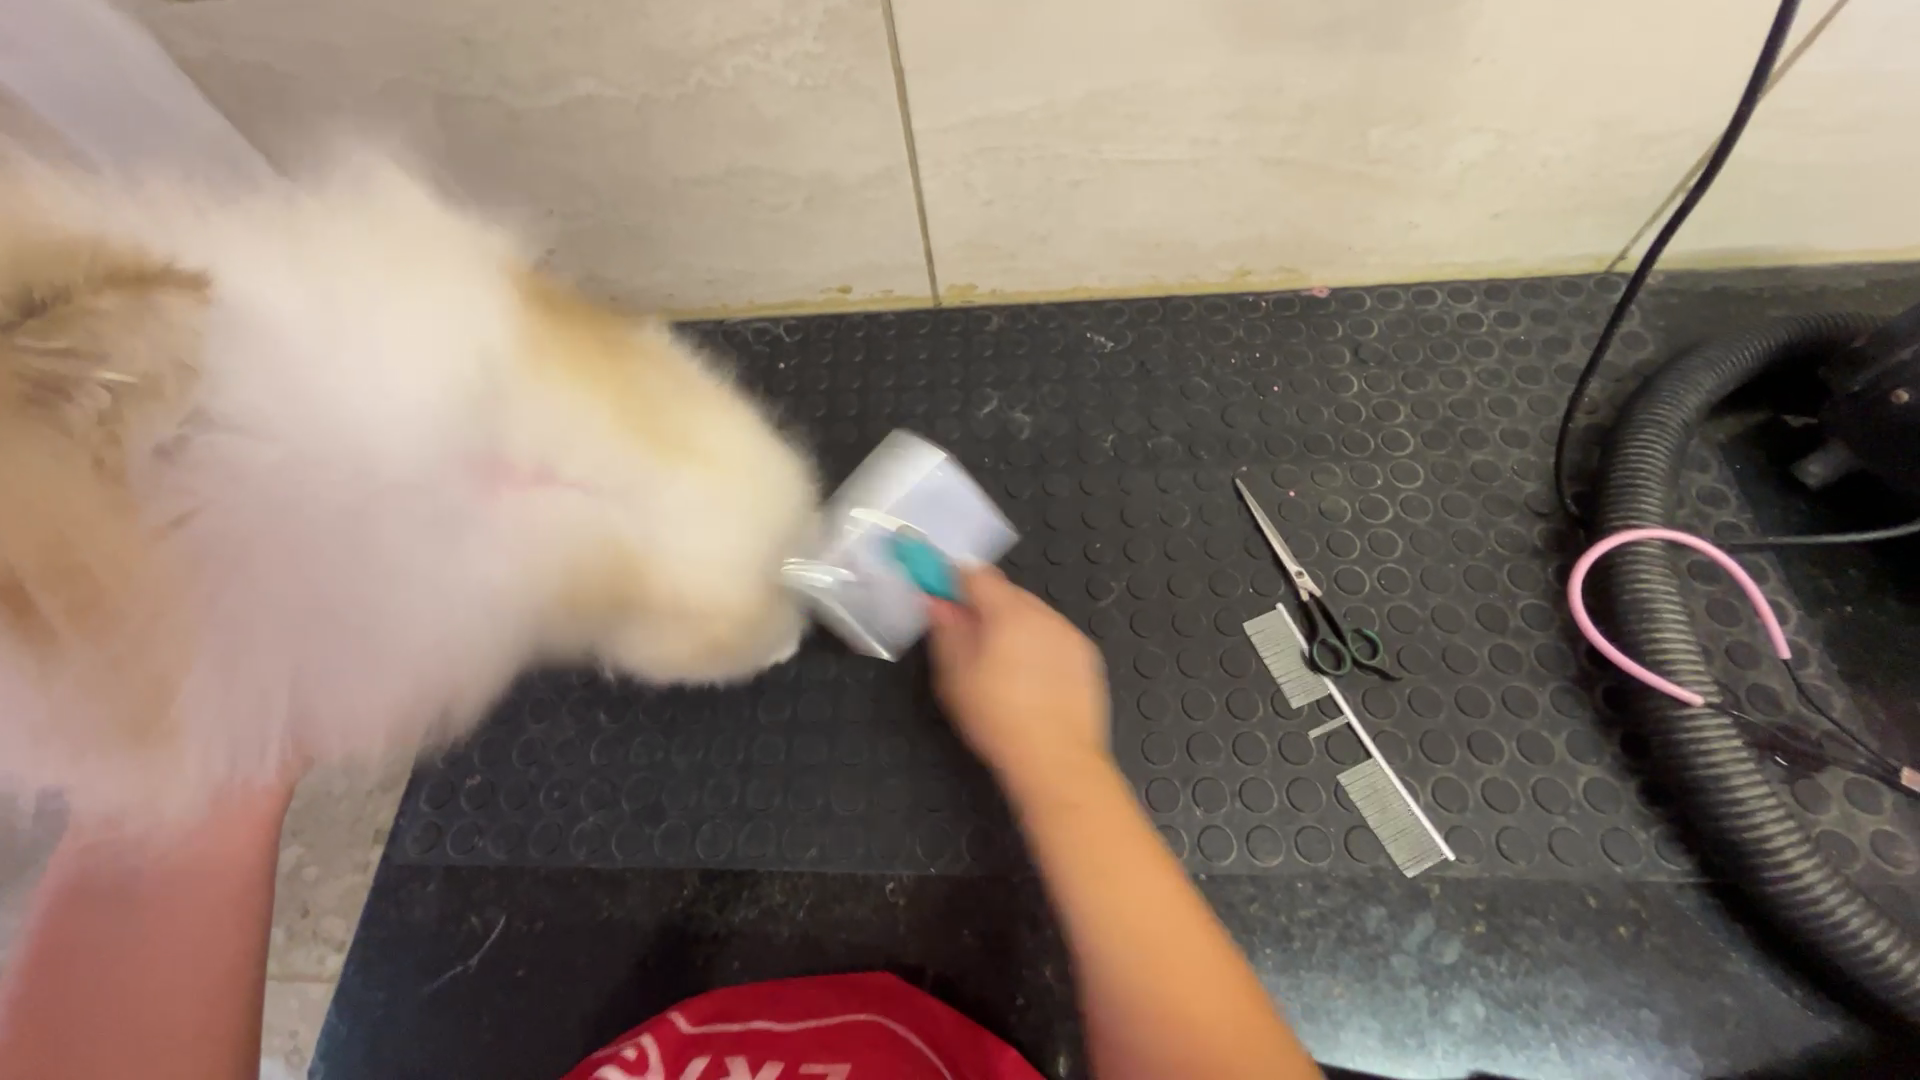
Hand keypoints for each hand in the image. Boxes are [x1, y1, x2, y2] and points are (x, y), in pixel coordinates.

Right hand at [925, 565, 1111, 790]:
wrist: (1057, 760)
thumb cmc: (998, 719)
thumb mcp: (954, 676)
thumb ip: (944, 631)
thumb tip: (936, 602)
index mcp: (1008, 612)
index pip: (975, 575)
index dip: (953, 581)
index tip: (939, 596)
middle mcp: (1044, 613)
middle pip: (1006, 592)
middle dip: (983, 606)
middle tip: (966, 637)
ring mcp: (1070, 634)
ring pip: (1032, 615)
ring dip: (1012, 626)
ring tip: (999, 666)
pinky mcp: (1088, 657)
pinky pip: (1054, 637)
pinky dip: (1038, 645)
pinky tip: (1029, 679)